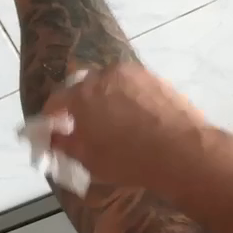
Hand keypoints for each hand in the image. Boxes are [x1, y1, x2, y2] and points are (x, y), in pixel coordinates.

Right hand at [39, 62, 216, 194]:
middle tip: (83, 126)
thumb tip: (52, 137)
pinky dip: (126, 99)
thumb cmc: (127, 159)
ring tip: (112, 123)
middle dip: (78, 104)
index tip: (51, 129)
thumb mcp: (87, 159)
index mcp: (81, 94)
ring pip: (109, 84)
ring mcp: (133, 74)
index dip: (50, 117)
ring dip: (104, 99)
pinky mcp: (156, 78)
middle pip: (82, 87)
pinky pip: (131, 87)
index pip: (55, 101)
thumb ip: (63, 144)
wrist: (182, 152)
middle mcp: (104, 76)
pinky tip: (135, 120)